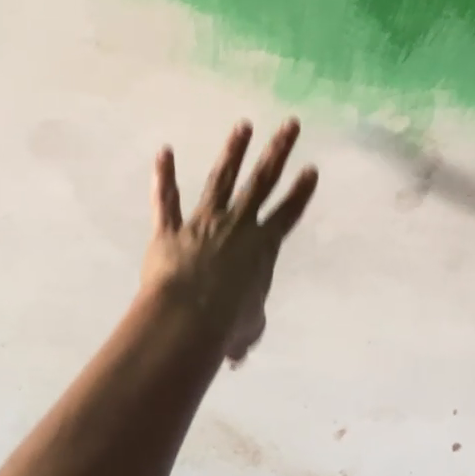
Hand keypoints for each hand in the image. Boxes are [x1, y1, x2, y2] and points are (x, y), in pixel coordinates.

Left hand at [143, 118, 317, 363]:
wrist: (188, 319)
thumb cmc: (227, 325)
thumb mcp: (248, 329)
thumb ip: (246, 328)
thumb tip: (238, 351)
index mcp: (263, 246)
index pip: (288, 213)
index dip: (301, 192)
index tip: (311, 169)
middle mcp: (238, 225)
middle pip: (263, 181)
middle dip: (278, 151)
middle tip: (290, 124)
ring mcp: (204, 222)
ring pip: (222, 179)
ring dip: (233, 151)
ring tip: (243, 125)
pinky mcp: (171, 230)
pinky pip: (166, 201)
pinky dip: (163, 177)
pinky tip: (162, 151)